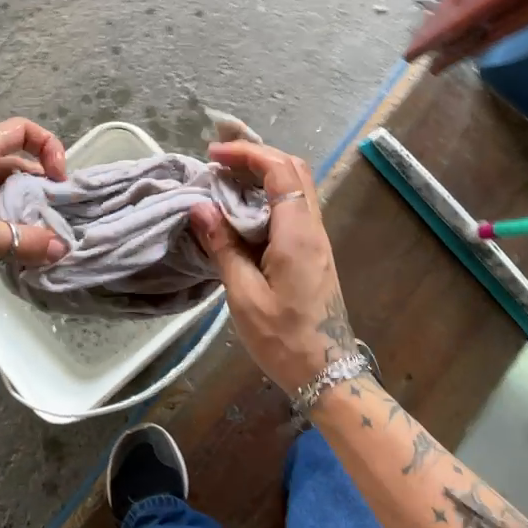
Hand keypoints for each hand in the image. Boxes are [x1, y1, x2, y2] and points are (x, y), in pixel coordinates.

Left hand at [0, 118, 71, 280]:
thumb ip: (19, 241)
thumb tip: (61, 248)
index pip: (21, 130)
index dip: (47, 147)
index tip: (58, 180)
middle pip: (12, 161)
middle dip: (37, 184)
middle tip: (52, 214)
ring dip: (17, 205)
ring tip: (34, 234)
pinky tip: (5, 245)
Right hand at [189, 140, 353, 393]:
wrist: (326, 373)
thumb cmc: (283, 338)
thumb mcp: (243, 296)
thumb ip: (222, 247)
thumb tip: (201, 207)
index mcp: (297, 233)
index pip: (280, 170)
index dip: (247, 154)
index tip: (213, 156)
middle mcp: (313, 228)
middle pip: (294, 170)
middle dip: (256, 157)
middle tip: (219, 163)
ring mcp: (317, 240)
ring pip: (297, 187)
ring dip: (263, 176)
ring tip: (225, 182)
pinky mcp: (314, 253)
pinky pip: (294, 208)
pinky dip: (269, 197)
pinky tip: (242, 212)